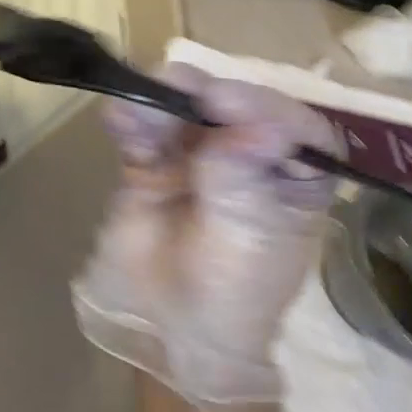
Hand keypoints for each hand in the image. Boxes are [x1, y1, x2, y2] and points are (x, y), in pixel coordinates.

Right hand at [72, 64, 339, 411]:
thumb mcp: (249, 239)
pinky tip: (117, 121)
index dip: (264, 107)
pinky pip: (137, 128)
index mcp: (293, 178)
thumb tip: (259, 126)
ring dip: (155, 99)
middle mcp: (245, 157)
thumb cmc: (231, 289)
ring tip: (133, 107)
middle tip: (175, 87)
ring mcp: (191, 156)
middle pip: (229, 107)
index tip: (226, 102)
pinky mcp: (146, 161)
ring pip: (177, 108)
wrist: (166, 324)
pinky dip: (126, 117)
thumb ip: (241, 180)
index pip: (294, 127)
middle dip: (202, 92)